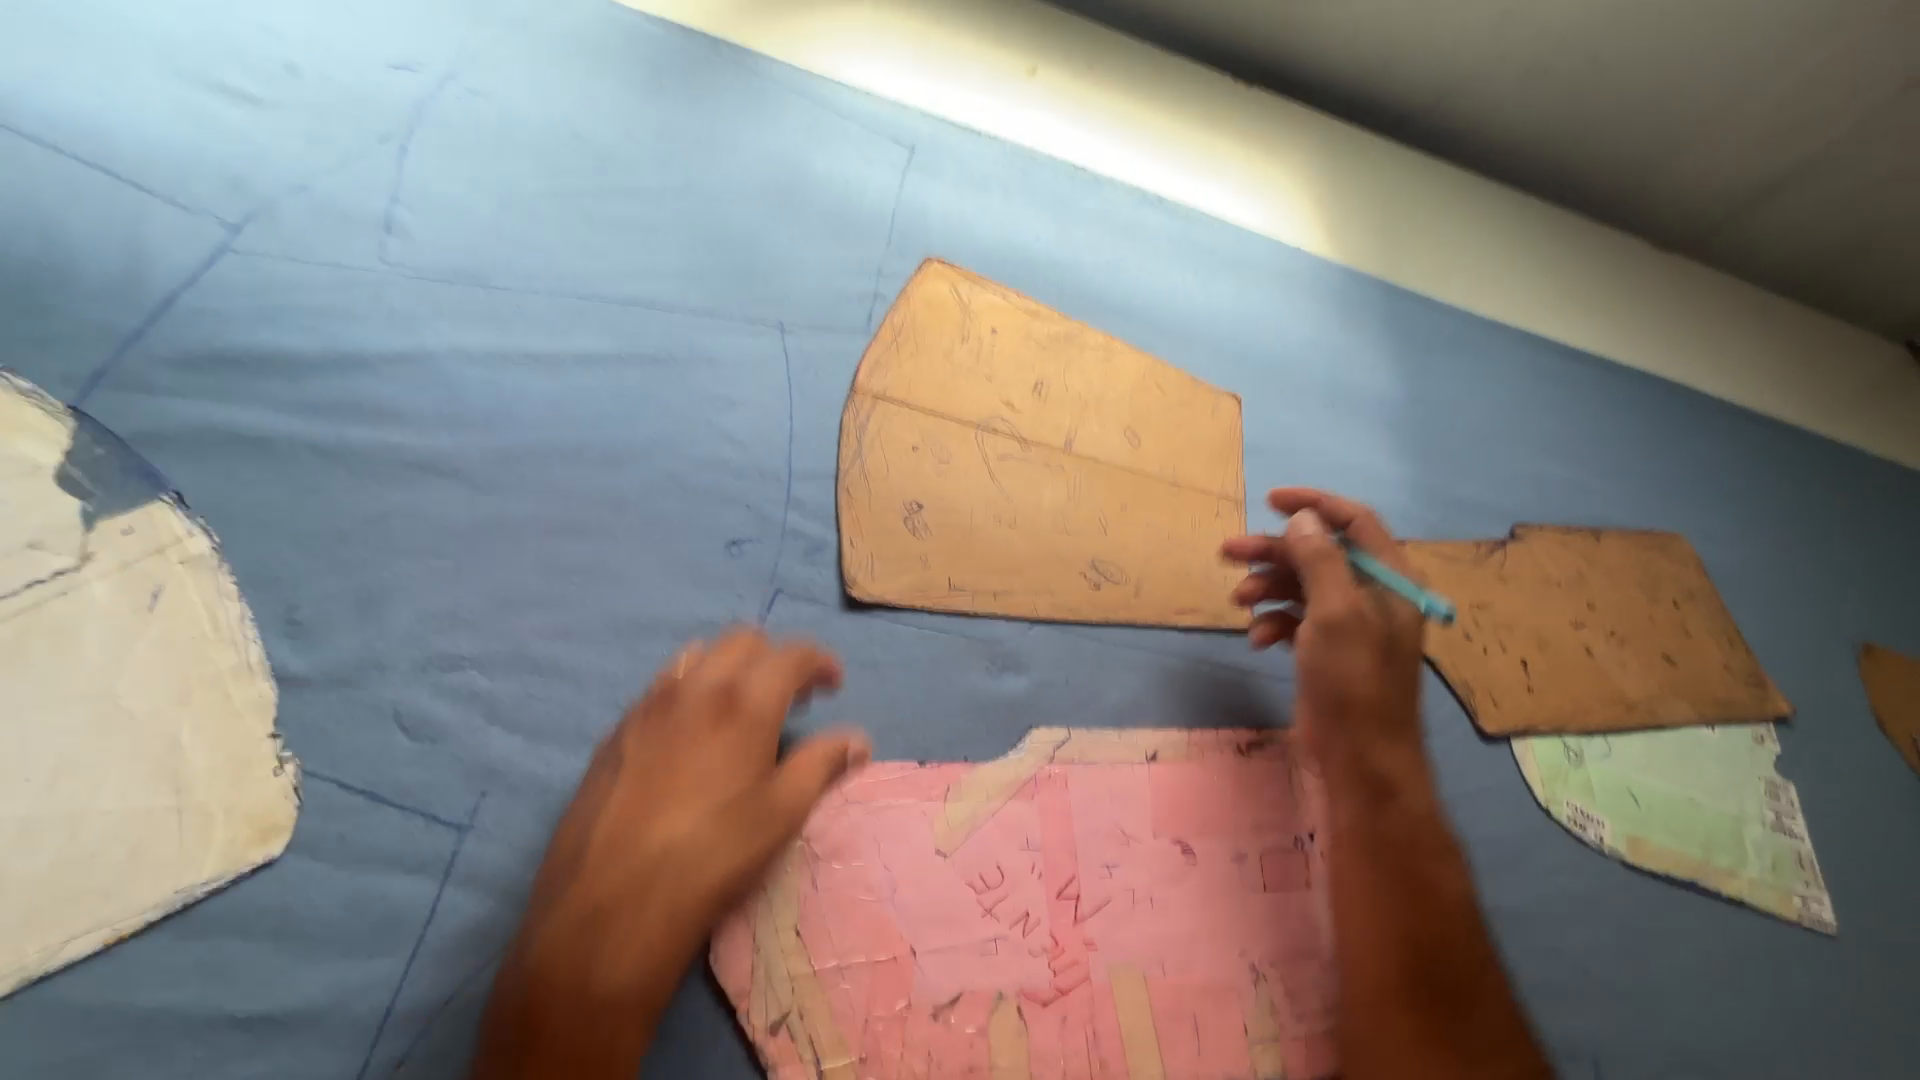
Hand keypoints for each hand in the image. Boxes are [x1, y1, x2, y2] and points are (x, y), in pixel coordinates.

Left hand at [475, 628, 867, 1078]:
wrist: (608, 908)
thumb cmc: (712, 858)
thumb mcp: (783, 814)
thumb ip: (823, 764)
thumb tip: (857, 739)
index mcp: (743, 702)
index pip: (792, 654)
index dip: (820, 662)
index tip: (833, 685)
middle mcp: (694, 688)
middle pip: (742, 641)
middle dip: (775, 658)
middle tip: (792, 699)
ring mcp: (647, 707)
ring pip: (696, 657)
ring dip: (729, 668)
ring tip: (740, 710)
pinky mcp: (615, 733)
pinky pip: (660, 688)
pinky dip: (690, 691)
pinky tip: (691, 738)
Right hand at [1222, 488, 1426, 764]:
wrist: (1359, 757)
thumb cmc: (1353, 681)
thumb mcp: (1336, 612)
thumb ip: (1320, 559)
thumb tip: (1303, 518)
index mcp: (1390, 579)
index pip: (1354, 522)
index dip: (1314, 505)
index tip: (1270, 501)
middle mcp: (1371, 595)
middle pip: (1318, 554)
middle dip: (1274, 551)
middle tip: (1228, 551)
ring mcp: (1347, 625)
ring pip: (1300, 587)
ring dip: (1267, 588)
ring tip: (1239, 600)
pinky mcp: (1325, 651)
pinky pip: (1294, 620)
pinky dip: (1272, 623)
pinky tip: (1257, 639)